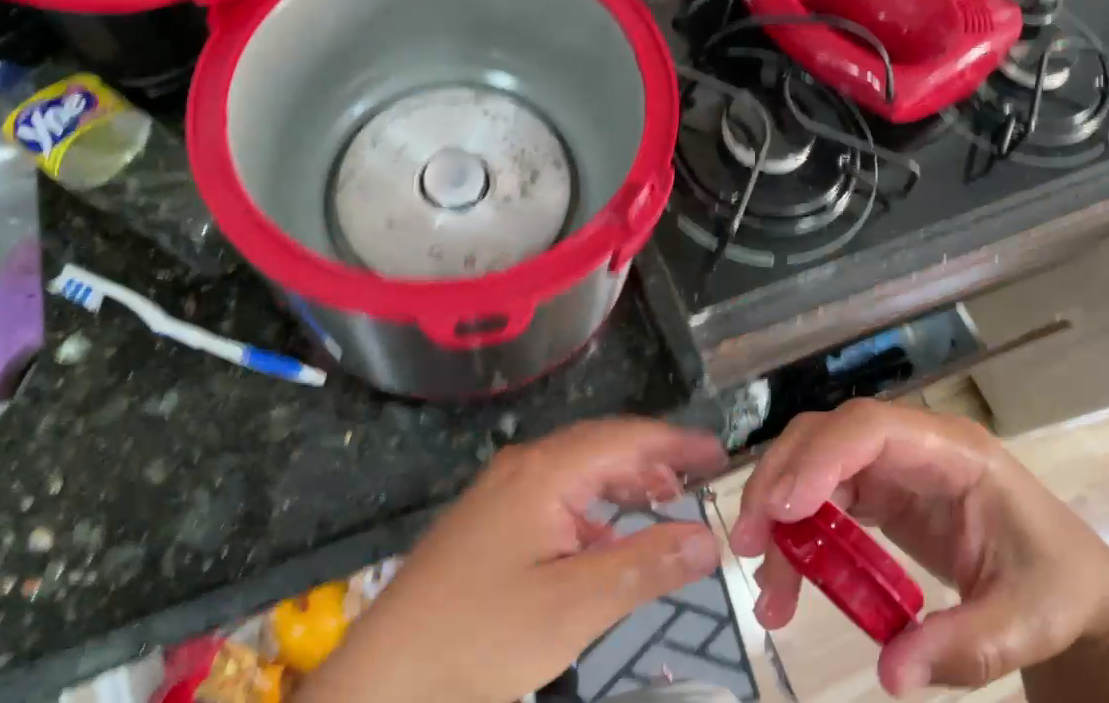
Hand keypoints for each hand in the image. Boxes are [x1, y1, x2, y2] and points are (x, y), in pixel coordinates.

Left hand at [299, 418, 728, 702]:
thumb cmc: (483, 633)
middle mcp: (521, 469)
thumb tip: (708, 538)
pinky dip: (591, 510)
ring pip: (575, 473)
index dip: (674, 441)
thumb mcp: (574, 606)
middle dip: (651, 459)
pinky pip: (553, 498)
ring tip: (663, 500)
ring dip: (621, 484)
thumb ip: (644, 566)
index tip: (719, 450)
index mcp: (543, 473)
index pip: (623, 438)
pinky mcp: (489, 521)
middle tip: (697, 478)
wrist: (390, 670)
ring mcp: (500, 494)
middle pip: (599, 448)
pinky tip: (605, 539)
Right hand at [731, 399, 1108, 694]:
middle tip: (749, 544)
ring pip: (811, 467)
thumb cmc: (1059, 588)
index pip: (870, 428)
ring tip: (768, 590)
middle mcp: (911, 446)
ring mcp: (891, 468)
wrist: (1073, 588)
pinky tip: (787, 584)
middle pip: (824, 438)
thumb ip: (965, 647)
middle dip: (778, 482)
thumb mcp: (1026, 622)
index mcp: (953, 451)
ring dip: (778, 517)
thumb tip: (891, 676)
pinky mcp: (878, 495)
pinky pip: (821, 502)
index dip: (820, 459)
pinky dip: (797, 539)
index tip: (780, 510)